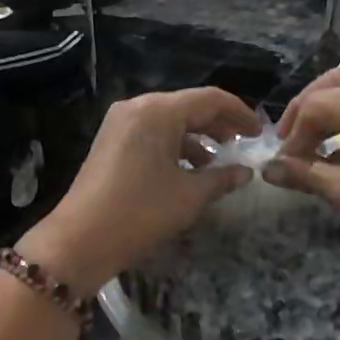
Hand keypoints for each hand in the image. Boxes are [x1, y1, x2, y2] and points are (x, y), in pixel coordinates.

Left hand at [20, 88, 259, 294]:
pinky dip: (173, 146)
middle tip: (242, 145)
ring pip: (168, 121)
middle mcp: (137, 107)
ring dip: (196, 137)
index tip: (259, 133)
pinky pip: (150, 134)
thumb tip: (245, 172)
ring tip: (217, 162)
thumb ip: (222, 178)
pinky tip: (187, 170)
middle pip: (187, 106)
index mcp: (158, 111)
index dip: (239, 114)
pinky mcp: (110, 142)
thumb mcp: (189, 196)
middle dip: (217, 124)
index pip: (210, 99)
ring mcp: (119, 124)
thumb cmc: (140, 213)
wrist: (81, 240)